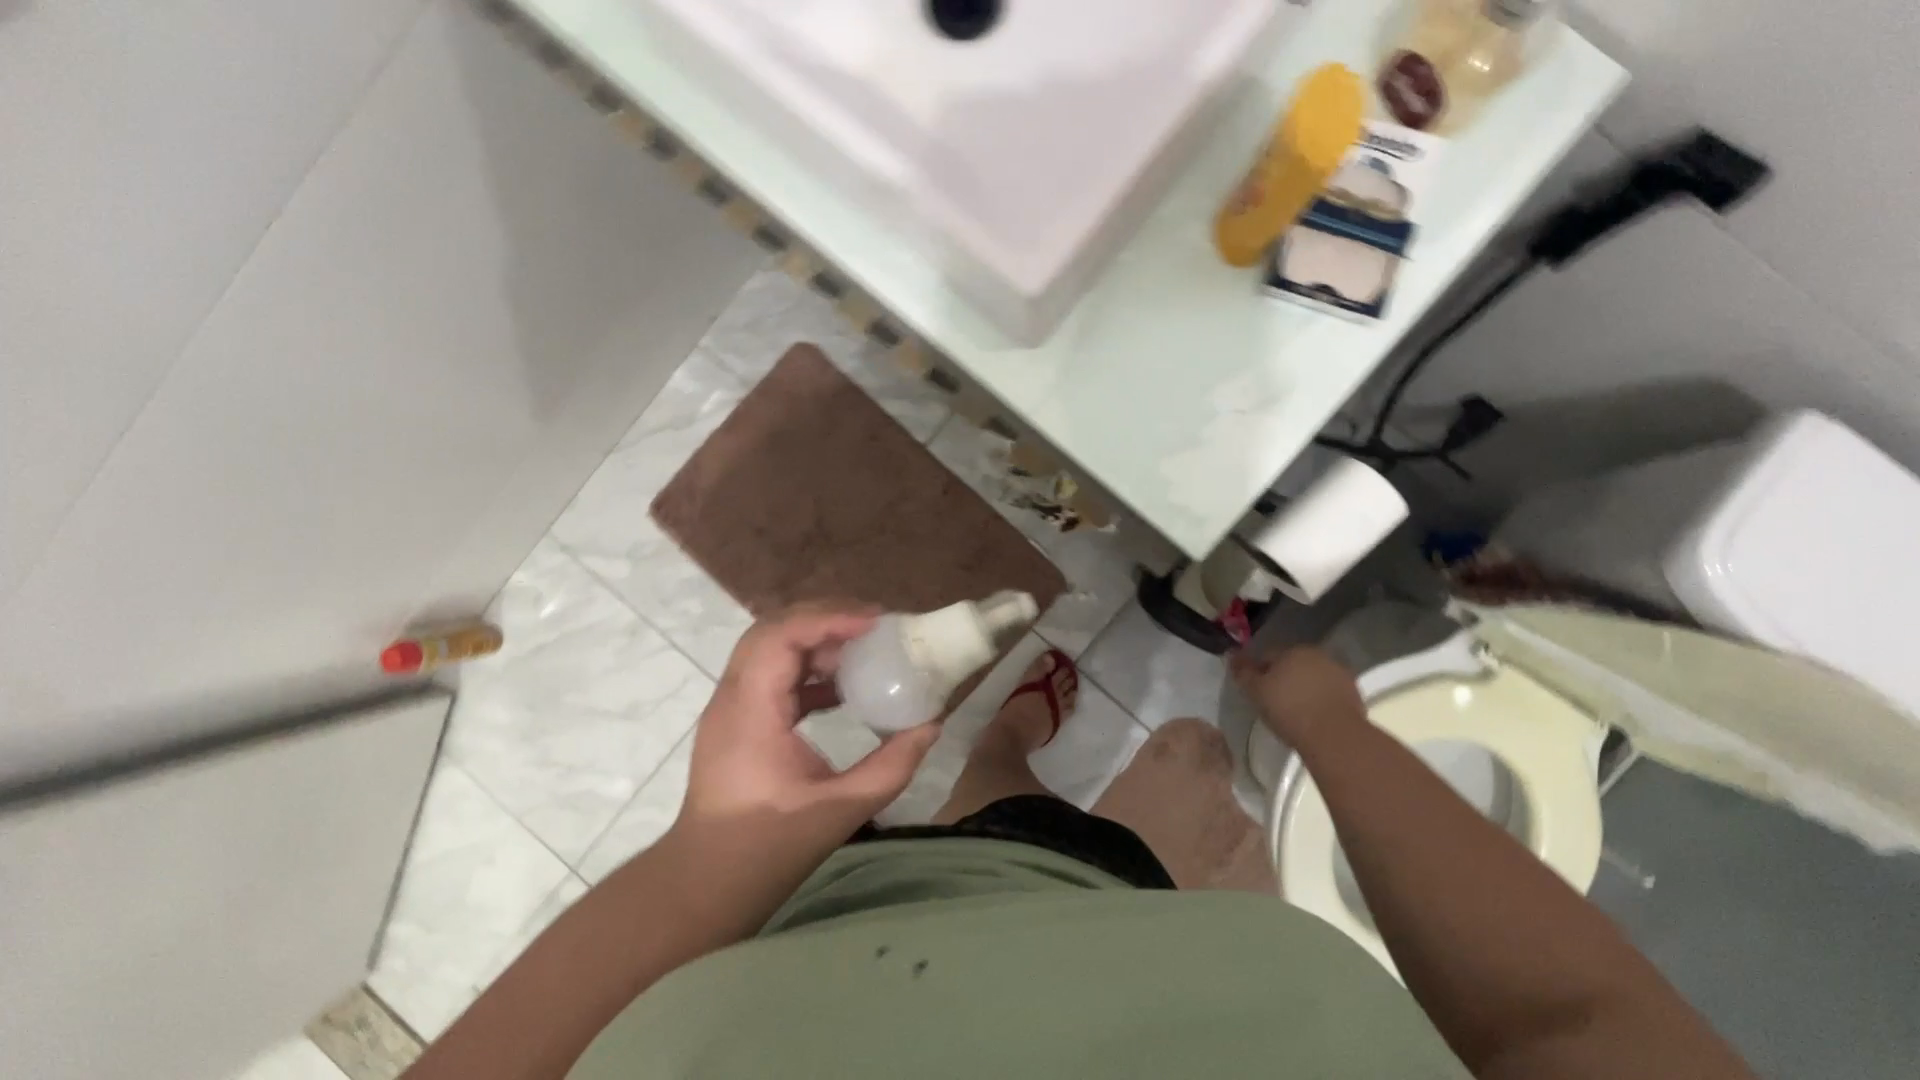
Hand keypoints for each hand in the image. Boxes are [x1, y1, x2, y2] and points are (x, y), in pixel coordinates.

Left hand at [680, 603, 941, 856]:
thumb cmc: (768, 848)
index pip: (781, 637)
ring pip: (770, 647)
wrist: (708, 880)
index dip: (828, 619)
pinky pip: (772, 675)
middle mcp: (733, 697)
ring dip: (817, 640)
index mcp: (750, 712)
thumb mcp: (841, 809)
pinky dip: (808, 669)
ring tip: (865, 647)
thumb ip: (891, 766)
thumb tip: (932, 724)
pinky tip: (845, 687)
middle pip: (772, 629)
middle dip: (825, 618)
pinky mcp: (738, 720)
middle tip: (876, 625)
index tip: (875, 623)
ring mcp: (731, 707)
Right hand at [1230, 646, 1367, 745]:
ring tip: (1296, 711)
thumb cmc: (1288, 710)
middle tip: (1274, 702)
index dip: (1258, 673)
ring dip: (1304, 688)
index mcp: (1291, 651)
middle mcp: (1316, 655)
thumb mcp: (1256, 692)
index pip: (1267, 656)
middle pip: (1292, 664)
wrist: (1334, 735)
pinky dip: (1321, 699)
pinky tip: (1315, 716)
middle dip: (1283, 678)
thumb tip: (1231, 653)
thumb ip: (1243, 672)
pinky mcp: (1353, 692)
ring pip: (1313, 677)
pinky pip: (1329, 691)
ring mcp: (1338, 672)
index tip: (1255, 692)